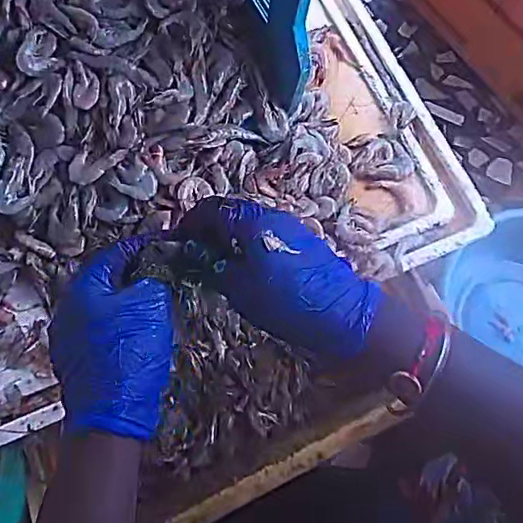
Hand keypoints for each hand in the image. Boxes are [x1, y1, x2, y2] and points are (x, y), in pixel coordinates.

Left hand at [47, 234, 174, 440]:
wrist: (111, 417)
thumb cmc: (130, 354)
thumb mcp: (151, 304)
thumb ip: (152, 276)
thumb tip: (153, 267)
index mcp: (82, 287)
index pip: (115, 253)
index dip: (143, 247)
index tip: (164, 245)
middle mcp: (67, 308)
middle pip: (106, 280)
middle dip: (135, 275)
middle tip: (163, 274)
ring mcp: (67, 338)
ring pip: (103, 308)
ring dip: (128, 303)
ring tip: (155, 304)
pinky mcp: (75, 362)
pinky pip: (100, 332)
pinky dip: (119, 327)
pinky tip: (139, 335)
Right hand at [175, 197, 380, 359]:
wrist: (345, 314)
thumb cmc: (286, 300)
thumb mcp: (239, 288)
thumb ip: (214, 267)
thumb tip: (196, 257)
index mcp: (251, 221)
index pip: (210, 209)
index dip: (189, 223)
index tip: (177, 241)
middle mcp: (270, 215)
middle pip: (229, 211)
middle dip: (207, 228)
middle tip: (193, 251)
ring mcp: (288, 225)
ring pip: (247, 222)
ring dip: (227, 235)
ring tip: (216, 261)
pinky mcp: (300, 239)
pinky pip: (263, 232)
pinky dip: (246, 243)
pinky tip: (243, 265)